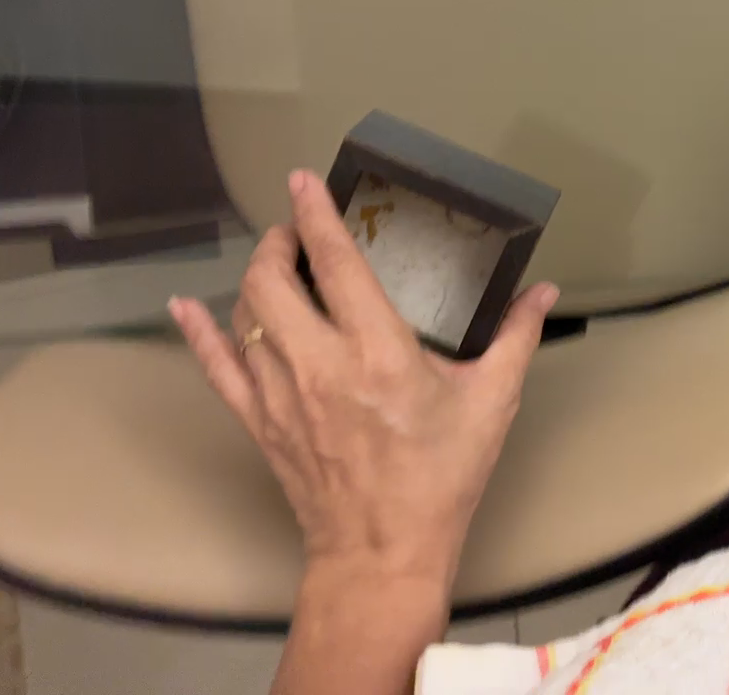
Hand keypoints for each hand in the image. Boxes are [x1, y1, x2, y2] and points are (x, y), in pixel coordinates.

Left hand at [167, 170, 557, 589]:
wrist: (384, 548)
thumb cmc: (444, 471)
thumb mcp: (493, 398)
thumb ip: (516, 335)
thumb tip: (545, 291)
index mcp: (380, 353)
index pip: (336, 267)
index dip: (316, 217)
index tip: (304, 181)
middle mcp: (319, 366)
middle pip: (270, 284)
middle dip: (278, 243)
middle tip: (298, 228)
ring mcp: (280, 396)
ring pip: (242, 318)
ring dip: (253, 277)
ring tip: (275, 259)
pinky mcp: (259, 423)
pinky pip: (215, 369)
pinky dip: (196, 334)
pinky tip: (183, 308)